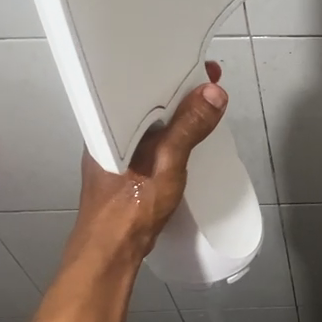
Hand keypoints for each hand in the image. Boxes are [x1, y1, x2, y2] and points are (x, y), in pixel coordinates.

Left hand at [66, 65, 226, 268]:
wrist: (109, 255)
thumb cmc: (130, 211)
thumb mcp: (165, 165)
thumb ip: (188, 130)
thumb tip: (214, 92)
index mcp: (107, 122)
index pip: (140, 81)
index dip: (172, 70)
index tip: (204, 66)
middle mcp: (108, 131)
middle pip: (146, 99)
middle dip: (179, 89)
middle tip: (212, 82)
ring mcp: (116, 151)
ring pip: (150, 120)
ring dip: (177, 112)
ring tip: (206, 105)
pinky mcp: (126, 168)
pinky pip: (151, 139)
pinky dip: (172, 132)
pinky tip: (189, 137)